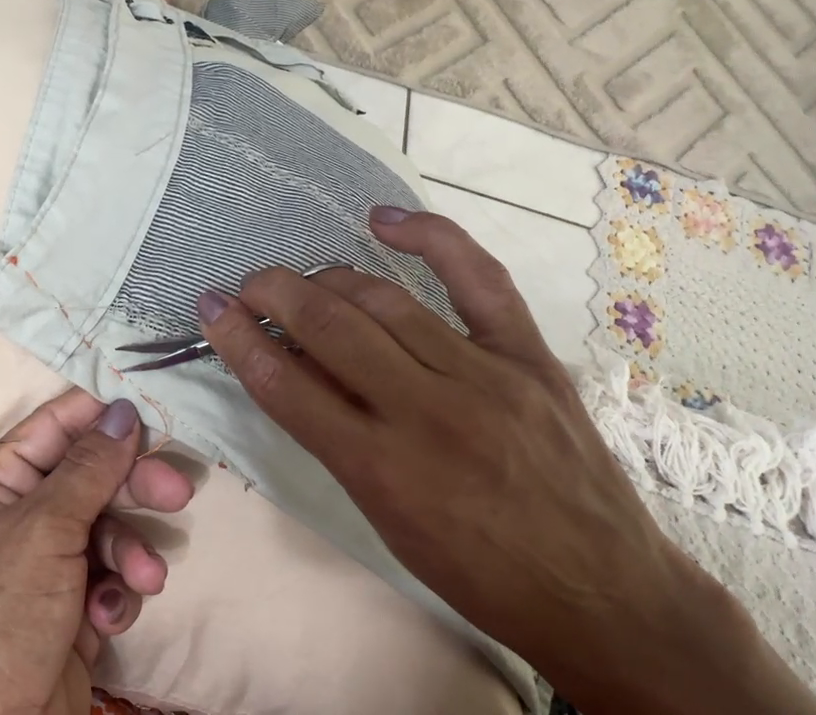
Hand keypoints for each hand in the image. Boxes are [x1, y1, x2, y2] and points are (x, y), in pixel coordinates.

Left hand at [0, 390, 192, 714]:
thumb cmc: (1, 610)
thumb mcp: (43, 531)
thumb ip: (88, 470)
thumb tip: (121, 412)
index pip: (54, 427)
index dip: (98, 413)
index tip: (149, 405)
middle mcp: (24, 512)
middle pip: (93, 477)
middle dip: (133, 487)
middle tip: (177, 491)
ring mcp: (52, 559)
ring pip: (111, 529)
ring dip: (130, 552)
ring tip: (140, 579)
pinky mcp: (77, 603)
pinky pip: (113, 578)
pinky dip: (118, 595)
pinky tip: (105, 619)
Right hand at [197, 207, 815, 714]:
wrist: (605, 596)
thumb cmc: (474, 569)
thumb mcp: (381, 514)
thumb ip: (330, 434)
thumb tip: (284, 362)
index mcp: (380, 466)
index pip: (283, 383)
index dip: (235, 337)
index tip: (210, 308)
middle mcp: (427, 412)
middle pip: (328, 326)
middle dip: (271, 293)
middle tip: (246, 286)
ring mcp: (485, 377)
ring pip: (383, 298)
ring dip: (325, 279)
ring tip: (300, 279)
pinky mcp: (531, 359)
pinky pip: (478, 280)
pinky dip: (430, 239)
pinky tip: (384, 219)